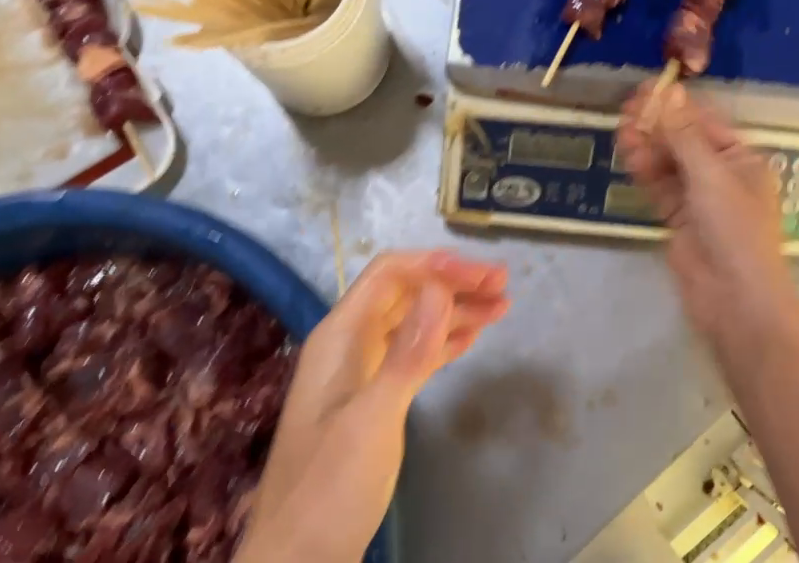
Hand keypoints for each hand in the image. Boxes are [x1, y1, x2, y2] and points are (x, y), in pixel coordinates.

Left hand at [237, 251, 509, 562]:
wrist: (295, 562)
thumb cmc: (329, 488)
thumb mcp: (373, 420)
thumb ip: (407, 353)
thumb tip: (439, 286)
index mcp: (340, 337)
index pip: (390, 275)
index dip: (437, 266)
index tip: (483, 275)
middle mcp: (349, 345)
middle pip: (404, 294)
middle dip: (452, 283)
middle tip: (503, 285)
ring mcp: (359, 374)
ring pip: (412, 324)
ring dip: (454, 311)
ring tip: (502, 307)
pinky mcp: (372, 402)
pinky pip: (412, 356)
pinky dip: (444, 343)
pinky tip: (472, 339)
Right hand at [616, 83, 798, 343]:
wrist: (735, 300)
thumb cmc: (735, 231)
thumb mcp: (711, 176)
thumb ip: (684, 135)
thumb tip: (670, 92)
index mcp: (741, 159)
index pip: (706, 122)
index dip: (677, 104)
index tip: (646, 88)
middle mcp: (721, 174)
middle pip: (684, 140)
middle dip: (657, 123)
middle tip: (627, 107)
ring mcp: (698, 197)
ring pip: (668, 162)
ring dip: (647, 144)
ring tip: (621, 128)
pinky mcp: (677, 218)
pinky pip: (659, 186)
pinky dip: (644, 169)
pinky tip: (627, 153)